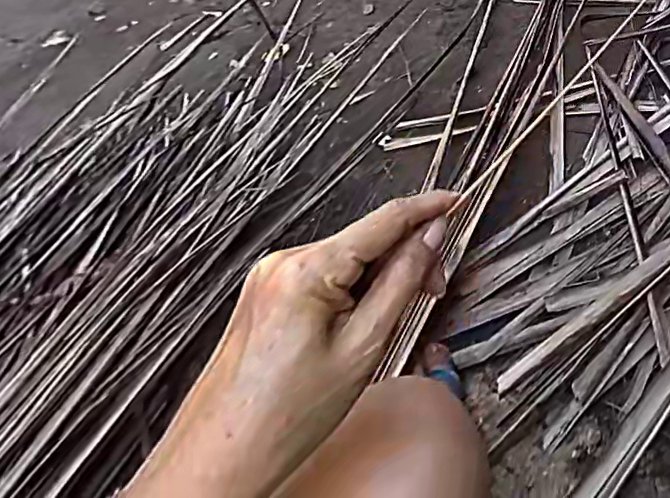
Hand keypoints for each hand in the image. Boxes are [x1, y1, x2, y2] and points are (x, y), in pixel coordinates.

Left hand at [124, 190, 456, 497]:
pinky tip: (370, 310)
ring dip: (387, 270)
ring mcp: (271, 276)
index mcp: (307, 270)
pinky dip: (360, 282)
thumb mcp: (364, 345)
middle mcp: (283, 263)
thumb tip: (431, 235)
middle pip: (371, 236)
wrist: (214, 469)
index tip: (456, 200)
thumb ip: (404, 278)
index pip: (388, 218)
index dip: (430, 206)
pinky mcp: (268, 292)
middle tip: (436, 285)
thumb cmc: (279, 421)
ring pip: (352, 252)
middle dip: (412, 253)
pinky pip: (330, 269)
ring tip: (403, 307)